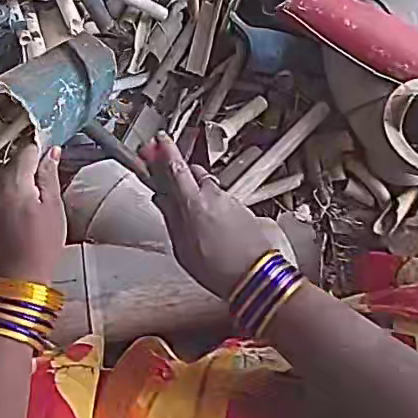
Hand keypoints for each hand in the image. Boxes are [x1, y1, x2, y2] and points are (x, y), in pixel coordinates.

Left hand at [0, 144, 64, 282]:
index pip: (28, 150)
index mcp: (15, 181)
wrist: (19, 278)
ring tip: (29, 196)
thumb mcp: (54, 207)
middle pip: (13, 160)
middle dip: (28, 166)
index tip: (50, 159)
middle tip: (44, 182)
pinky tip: (1, 191)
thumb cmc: (39, 248)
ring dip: (13, 177)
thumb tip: (51, 152)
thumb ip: (50, 175)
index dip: (42, 153)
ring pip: (0, 173)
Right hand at [142, 132, 289, 298]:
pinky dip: (213, 206)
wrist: (258, 278)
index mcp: (194, 202)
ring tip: (194, 220)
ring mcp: (230, 201)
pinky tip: (212, 227)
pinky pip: (222, 200)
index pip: (176, 167)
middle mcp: (214, 195)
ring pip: (209, 188)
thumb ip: (171, 218)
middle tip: (172, 189)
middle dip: (182, 177)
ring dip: (199, 195)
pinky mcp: (243, 210)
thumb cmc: (220, 268)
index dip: (165, 150)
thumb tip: (162, 200)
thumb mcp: (182, 247)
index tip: (160, 139)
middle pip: (193, 174)